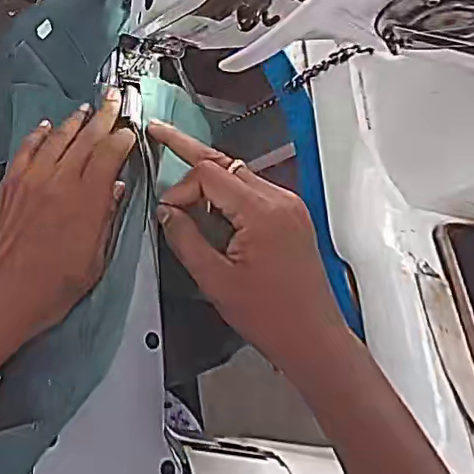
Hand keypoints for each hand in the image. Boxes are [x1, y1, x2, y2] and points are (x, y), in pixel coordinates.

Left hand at [0, 89, 137, 374]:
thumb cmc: (49, 289)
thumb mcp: (93, 261)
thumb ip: (106, 219)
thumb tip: (116, 189)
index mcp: (86, 200)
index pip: (110, 154)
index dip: (123, 138)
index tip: (130, 131)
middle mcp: (59, 181)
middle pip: (86, 138)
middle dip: (104, 116)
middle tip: (113, 99)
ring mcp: (31, 179)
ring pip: (57, 138)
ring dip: (74, 121)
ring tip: (87, 109)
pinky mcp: (10, 184)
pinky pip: (27, 149)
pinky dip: (39, 134)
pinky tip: (47, 127)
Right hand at [147, 120, 356, 387]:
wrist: (314, 339)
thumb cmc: (273, 317)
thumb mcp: (215, 279)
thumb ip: (185, 238)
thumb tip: (167, 212)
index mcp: (262, 212)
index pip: (210, 173)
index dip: (180, 188)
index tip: (166, 211)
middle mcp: (280, 200)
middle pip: (225, 163)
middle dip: (190, 155)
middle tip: (160, 134)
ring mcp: (289, 206)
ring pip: (238, 175)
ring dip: (208, 182)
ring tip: (183, 196)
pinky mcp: (291, 216)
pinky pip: (252, 191)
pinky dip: (227, 196)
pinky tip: (211, 214)